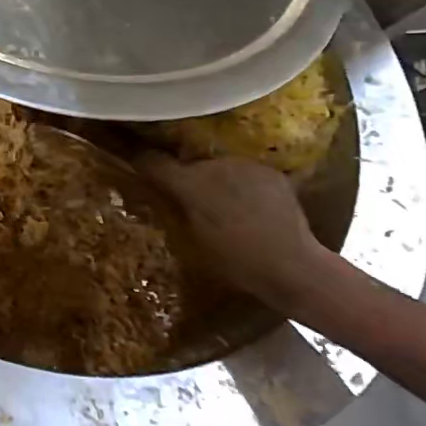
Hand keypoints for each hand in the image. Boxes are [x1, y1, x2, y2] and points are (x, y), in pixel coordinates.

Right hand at [136, 154, 333, 312]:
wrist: (292, 265)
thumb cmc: (235, 261)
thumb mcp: (192, 240)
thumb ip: (176, 209)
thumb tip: (164, 195)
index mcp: (190, 183)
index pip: (153, 161)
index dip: (140, 160)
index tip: (134, 160)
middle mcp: (215, 164)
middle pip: (190, 162)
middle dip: (187, 175)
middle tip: (190, 196)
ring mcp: (245, 165)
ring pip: (220, 166)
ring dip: (217, 178)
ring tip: (225, 202)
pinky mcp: (270, 171)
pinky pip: (246, 172)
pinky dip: (243, 184)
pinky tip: (251, 205)